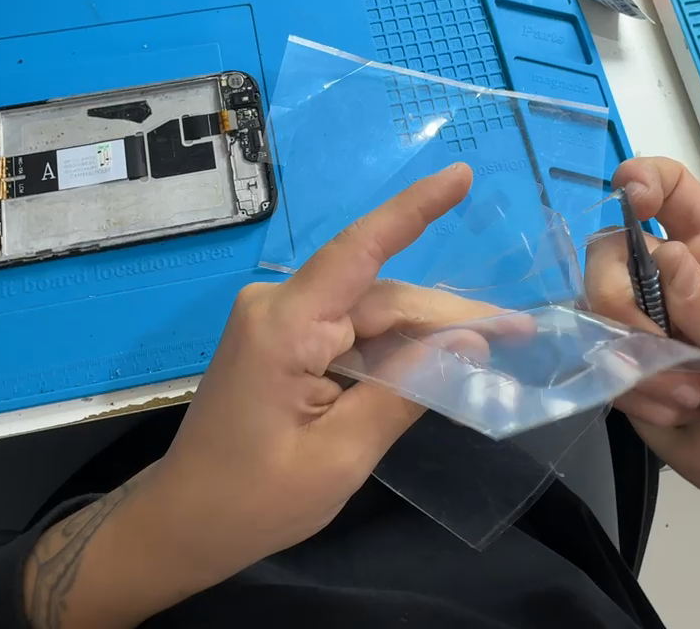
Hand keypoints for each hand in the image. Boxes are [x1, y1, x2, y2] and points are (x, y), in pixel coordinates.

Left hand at [22, 163, 494, 627]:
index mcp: (285, 325)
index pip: (359, 250)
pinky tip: (435, 361)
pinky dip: (390, 348)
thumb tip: (467, 344)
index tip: (460, 176)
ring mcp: (277, 317)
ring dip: (424, 332)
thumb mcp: (342, 456)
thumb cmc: (255, 500)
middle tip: (515, 330)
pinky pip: (348, 330)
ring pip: (368, 312)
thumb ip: (405, 391)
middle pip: (378, 294)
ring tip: (492, 344)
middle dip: (445, 314)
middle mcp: (278, 304)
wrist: (184, 522)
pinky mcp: (281, 336)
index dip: (414, 210)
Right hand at [585, 157, 699, 628]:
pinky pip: (597, 357)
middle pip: (610, 250)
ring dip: (633, 355)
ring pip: (595, 305)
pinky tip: (674, 410)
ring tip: (687, 395)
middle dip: (619, 298)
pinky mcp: (622, 362)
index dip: (644, 179)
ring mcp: (643, 320)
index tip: (628, 196)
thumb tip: (668, 253)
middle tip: (653, 342)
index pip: (673, 191)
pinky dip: (631, 388)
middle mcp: (672, 279)